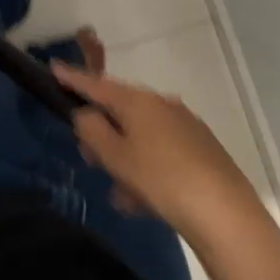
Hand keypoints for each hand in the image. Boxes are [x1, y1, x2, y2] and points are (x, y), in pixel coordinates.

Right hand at [56, 64, 261, 237]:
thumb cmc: (161, 179)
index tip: (54, 67)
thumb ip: (91, 129)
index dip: (73, 78)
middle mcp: (163, 105)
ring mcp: (185, 126)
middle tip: (93, 163)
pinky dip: (147, 170)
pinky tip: (147, 201)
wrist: (226, 213)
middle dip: (102, 137)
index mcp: (138, 101)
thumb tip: (86, 113)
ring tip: (125, 197)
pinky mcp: (201, 149)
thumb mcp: (114, 155)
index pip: (96, 84)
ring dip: (125, 162)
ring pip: (139, 138)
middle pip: (119, 113)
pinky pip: (160, 153)